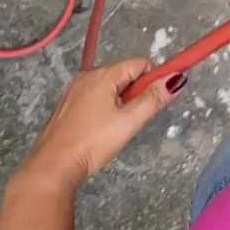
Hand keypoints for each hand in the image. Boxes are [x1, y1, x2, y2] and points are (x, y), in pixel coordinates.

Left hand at [12, 58, 185, 193]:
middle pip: (124, 73)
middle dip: (136, 91)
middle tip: (135, 118)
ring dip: (120, 99)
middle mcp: (87, 75)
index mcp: (103, 75)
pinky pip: (94, 95)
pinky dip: (104, 106)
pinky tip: (100, 128)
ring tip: (117, 126)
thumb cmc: (93, 142)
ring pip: (109, 85)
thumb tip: (177, 78)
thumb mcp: (129, 122)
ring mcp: (73, 89)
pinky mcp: (66, 104)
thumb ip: (153, 99)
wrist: (52, 166)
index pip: (140, 63)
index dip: (153, 78)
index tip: (155, 101)